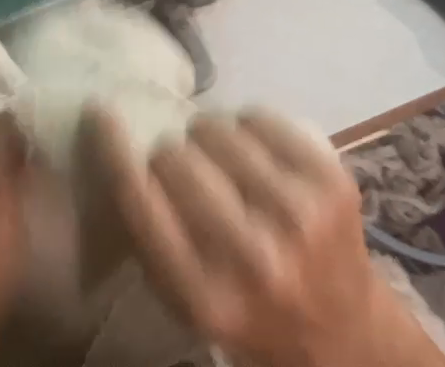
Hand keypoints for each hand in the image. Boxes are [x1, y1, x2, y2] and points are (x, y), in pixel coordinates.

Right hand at [87, 109, 444, 366]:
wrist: (345, 333)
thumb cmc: (244, 307)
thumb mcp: (182, 294)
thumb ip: (148, 229)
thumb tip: (120, 136)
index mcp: (201, 294)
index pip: (138, 197)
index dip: (111, 145)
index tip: (100, 112)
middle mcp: (252, 257)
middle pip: (174, 157)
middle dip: (170, 157)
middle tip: (185, 172)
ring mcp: (299, 217)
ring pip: (215, 130)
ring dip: (207, 139)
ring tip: (221, 163)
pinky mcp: (331, 184)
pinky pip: (259, 118)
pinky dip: (247, 126)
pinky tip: (254, 154)